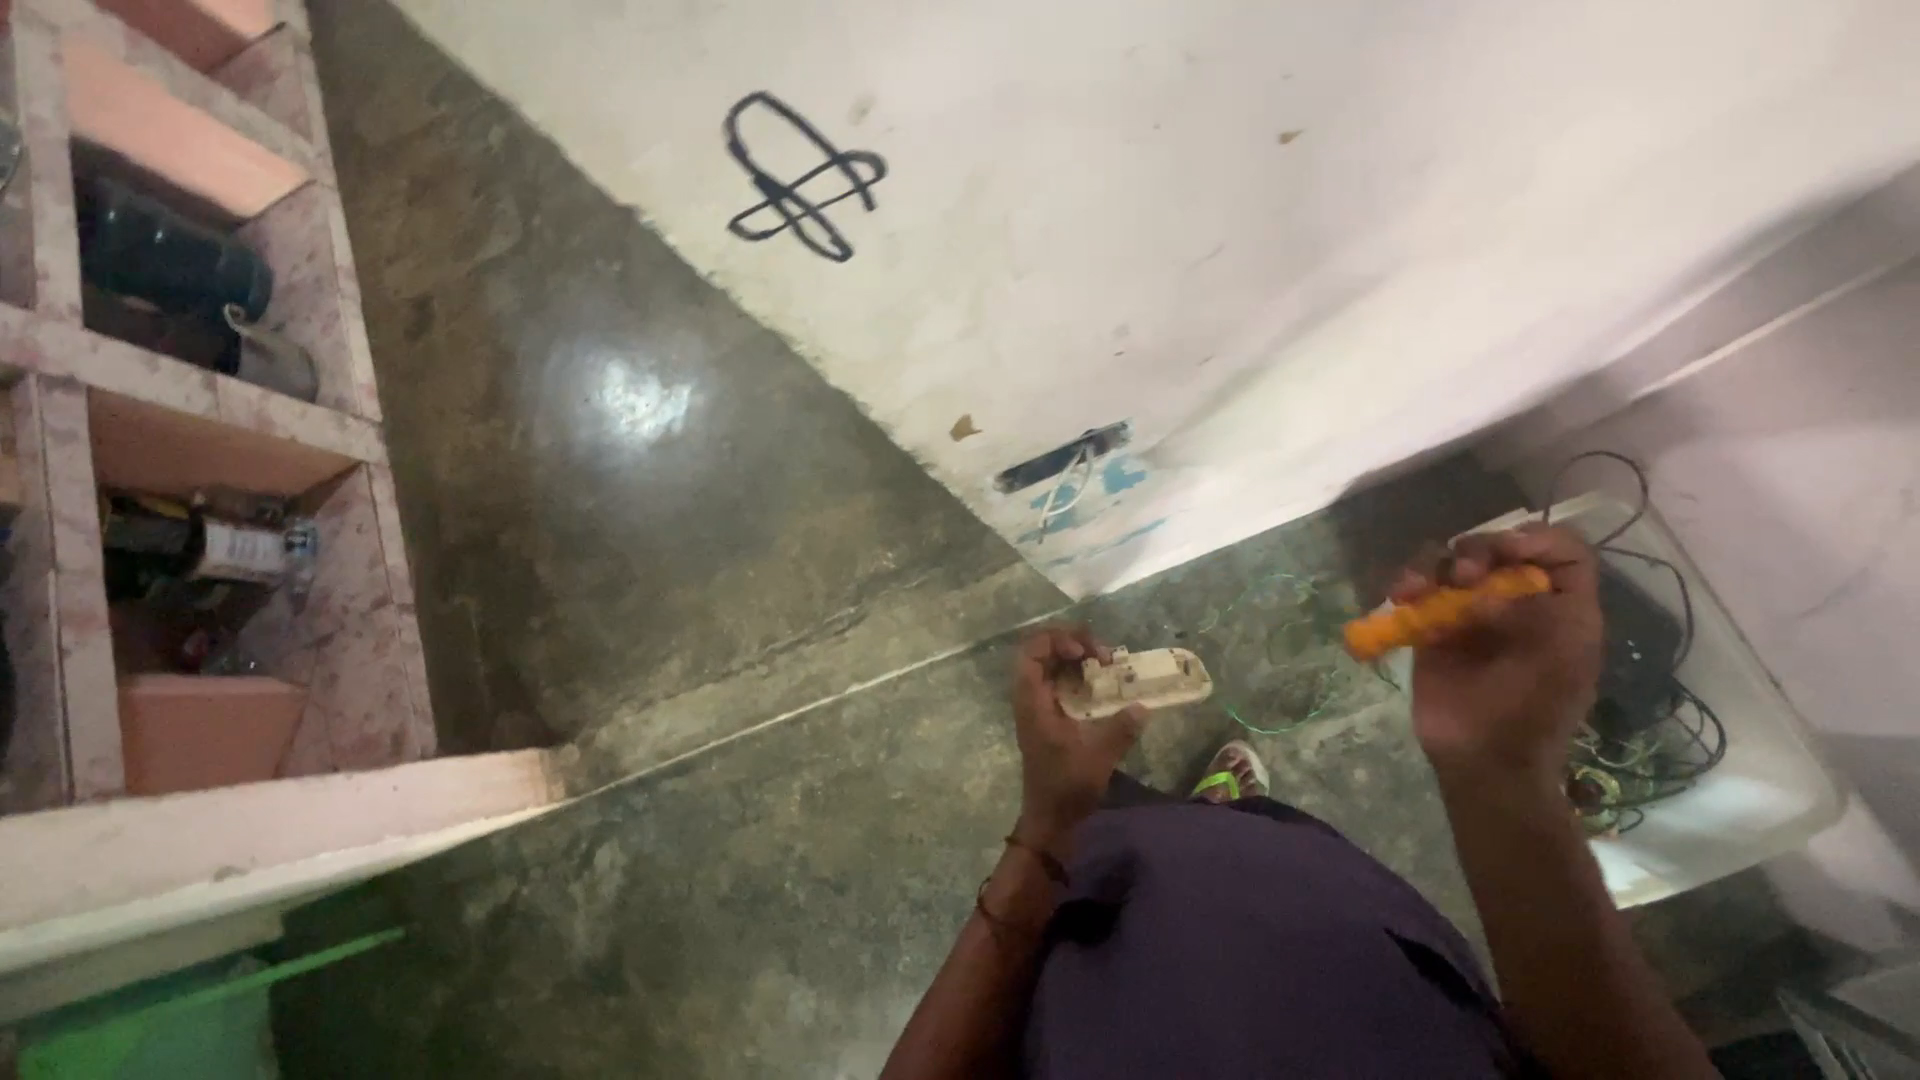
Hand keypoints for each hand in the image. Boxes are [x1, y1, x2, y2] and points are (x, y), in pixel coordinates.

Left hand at [1009, 625, 1147, 849]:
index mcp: (1031, 701)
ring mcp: (1036, 705)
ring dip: (1075, 656)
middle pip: (1039, 650)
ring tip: (1105, 663)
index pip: (1032, 650)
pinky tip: (1100, 683)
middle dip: (1071, 642)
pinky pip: (1057, 681)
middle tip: (1102, 653)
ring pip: (1048, 664)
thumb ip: (1119, 730)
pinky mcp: (1046, 715)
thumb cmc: (1066, 789)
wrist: (1049, 820)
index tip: (1087, 654)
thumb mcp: (1097, 759)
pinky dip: (1076, 674)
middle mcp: (1029, 697)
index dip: (1058, 640)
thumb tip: (1143, 706)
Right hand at [1396, 524, 1602, 786]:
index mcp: (1561, 608)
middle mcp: (1516, 603)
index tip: (1507, 552)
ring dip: (1432, 566)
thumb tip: (1482, 589)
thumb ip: (1535, 610)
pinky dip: (1406, 587)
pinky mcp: (1431, 629)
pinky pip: (1416, 594)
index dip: (1536, 540)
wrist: (1484, 758)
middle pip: (1498, 549)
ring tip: (1415, 588)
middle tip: (1462, 575)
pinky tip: (1399, 597)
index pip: (1562, 552)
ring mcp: (1470, 615)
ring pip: (1448, 565)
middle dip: (1477, 551)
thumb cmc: (1533, 710)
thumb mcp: (1561, 656)